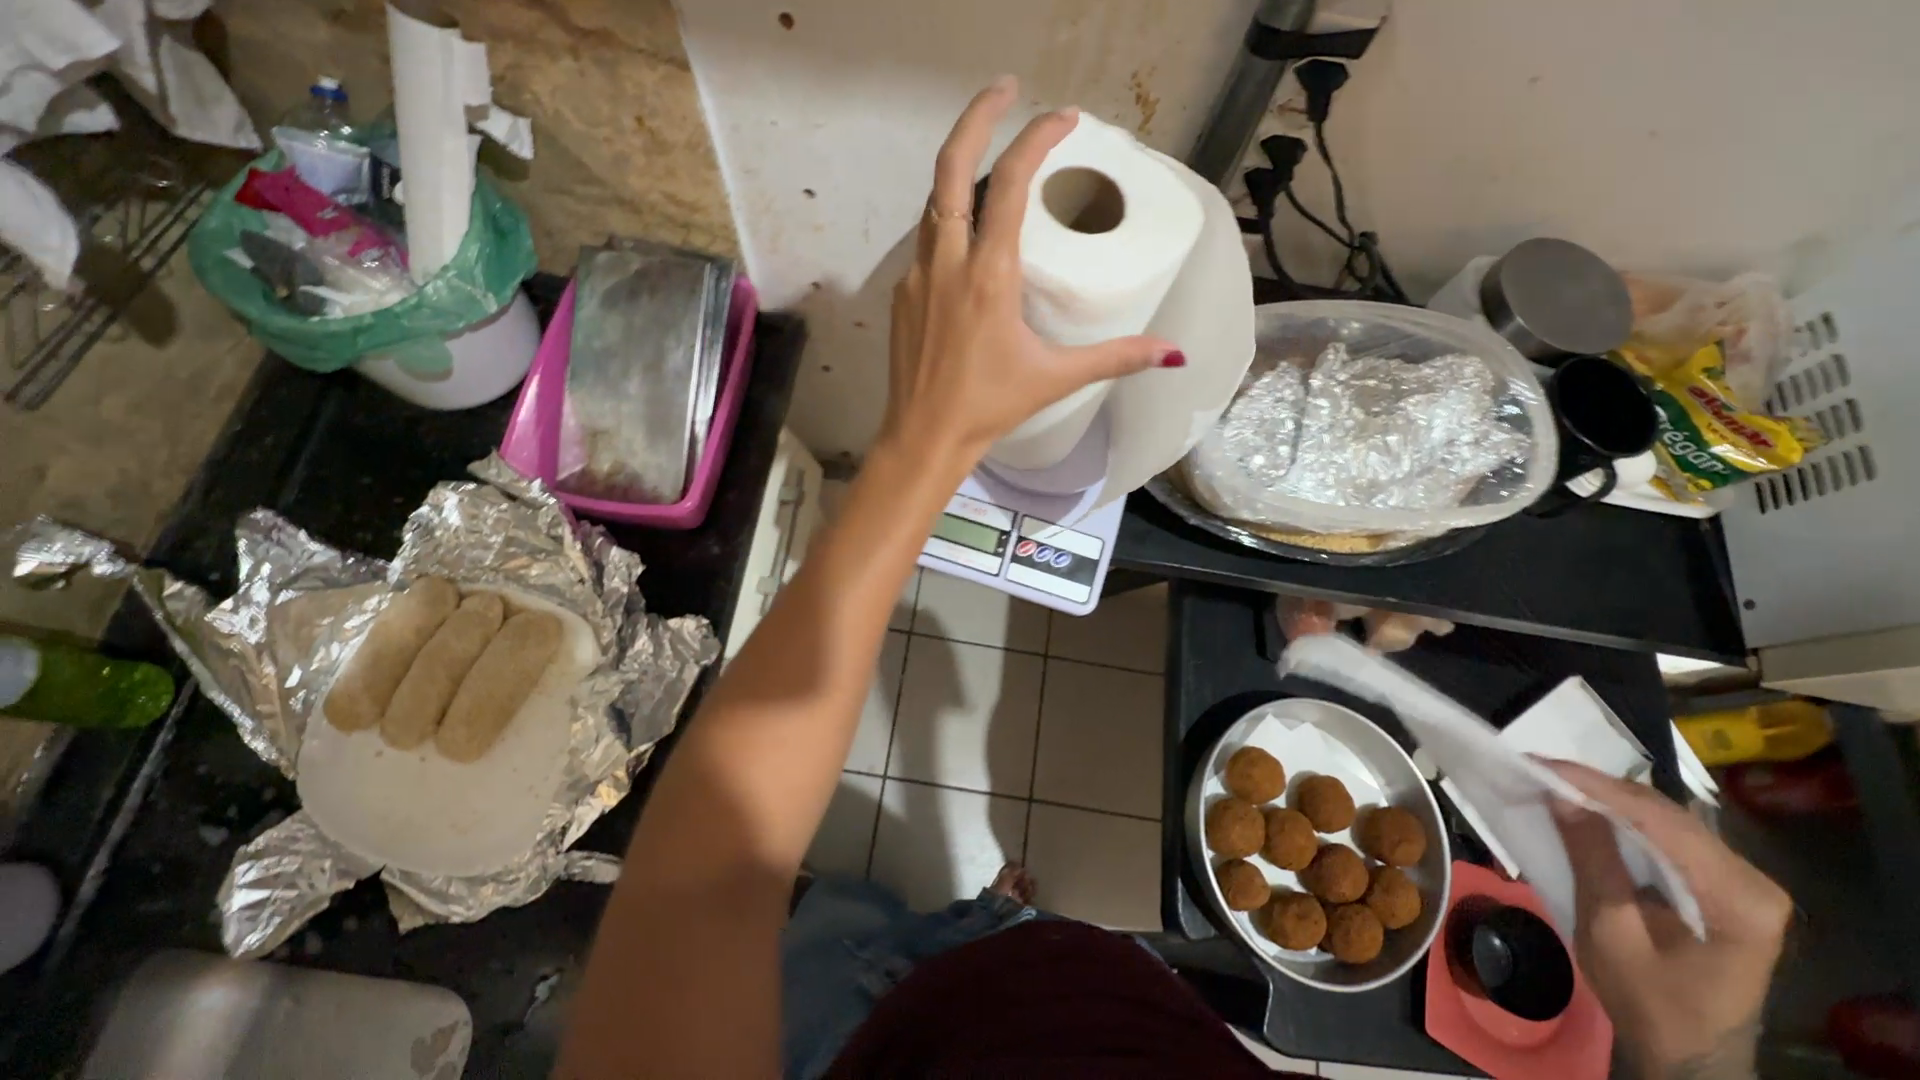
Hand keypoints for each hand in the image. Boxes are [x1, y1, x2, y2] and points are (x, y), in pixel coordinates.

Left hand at [883, 76, 1180, 468]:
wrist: (922, 437)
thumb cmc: (990, 407)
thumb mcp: (1057, 377)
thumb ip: (1116, 358)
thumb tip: (1173, 354)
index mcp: (989, 274)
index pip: (1012, 183)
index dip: (1037, 139)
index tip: (1064, 117)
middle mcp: (948, 261)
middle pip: (951, 167)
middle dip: (978, 117)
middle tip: (1007, 90)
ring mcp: (918, 274)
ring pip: (935, 200)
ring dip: (962, 168)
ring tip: (996, 159)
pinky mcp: (903, 293)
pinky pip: (928, 238)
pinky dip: (951, 217)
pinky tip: (972, 232)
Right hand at [1547, 761, 1790, 1079]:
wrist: (1692, 1053)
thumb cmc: (1651, 1003)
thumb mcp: (1610, 935)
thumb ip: (1593, 861)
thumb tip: (1562, 796)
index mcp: (1737, 899)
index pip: (1662, 823)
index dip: (1598, 788)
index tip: (1542, 765)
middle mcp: (1753, 879)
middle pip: (1668, 815)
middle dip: (1601, 788)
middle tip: (1539, 769)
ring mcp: (1744, 878)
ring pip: (1668, 818)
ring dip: (1610, 798)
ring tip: (1555, 781)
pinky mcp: (1725, 881)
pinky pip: (1671, 834)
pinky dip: (1625, 817)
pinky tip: (1590, 808)